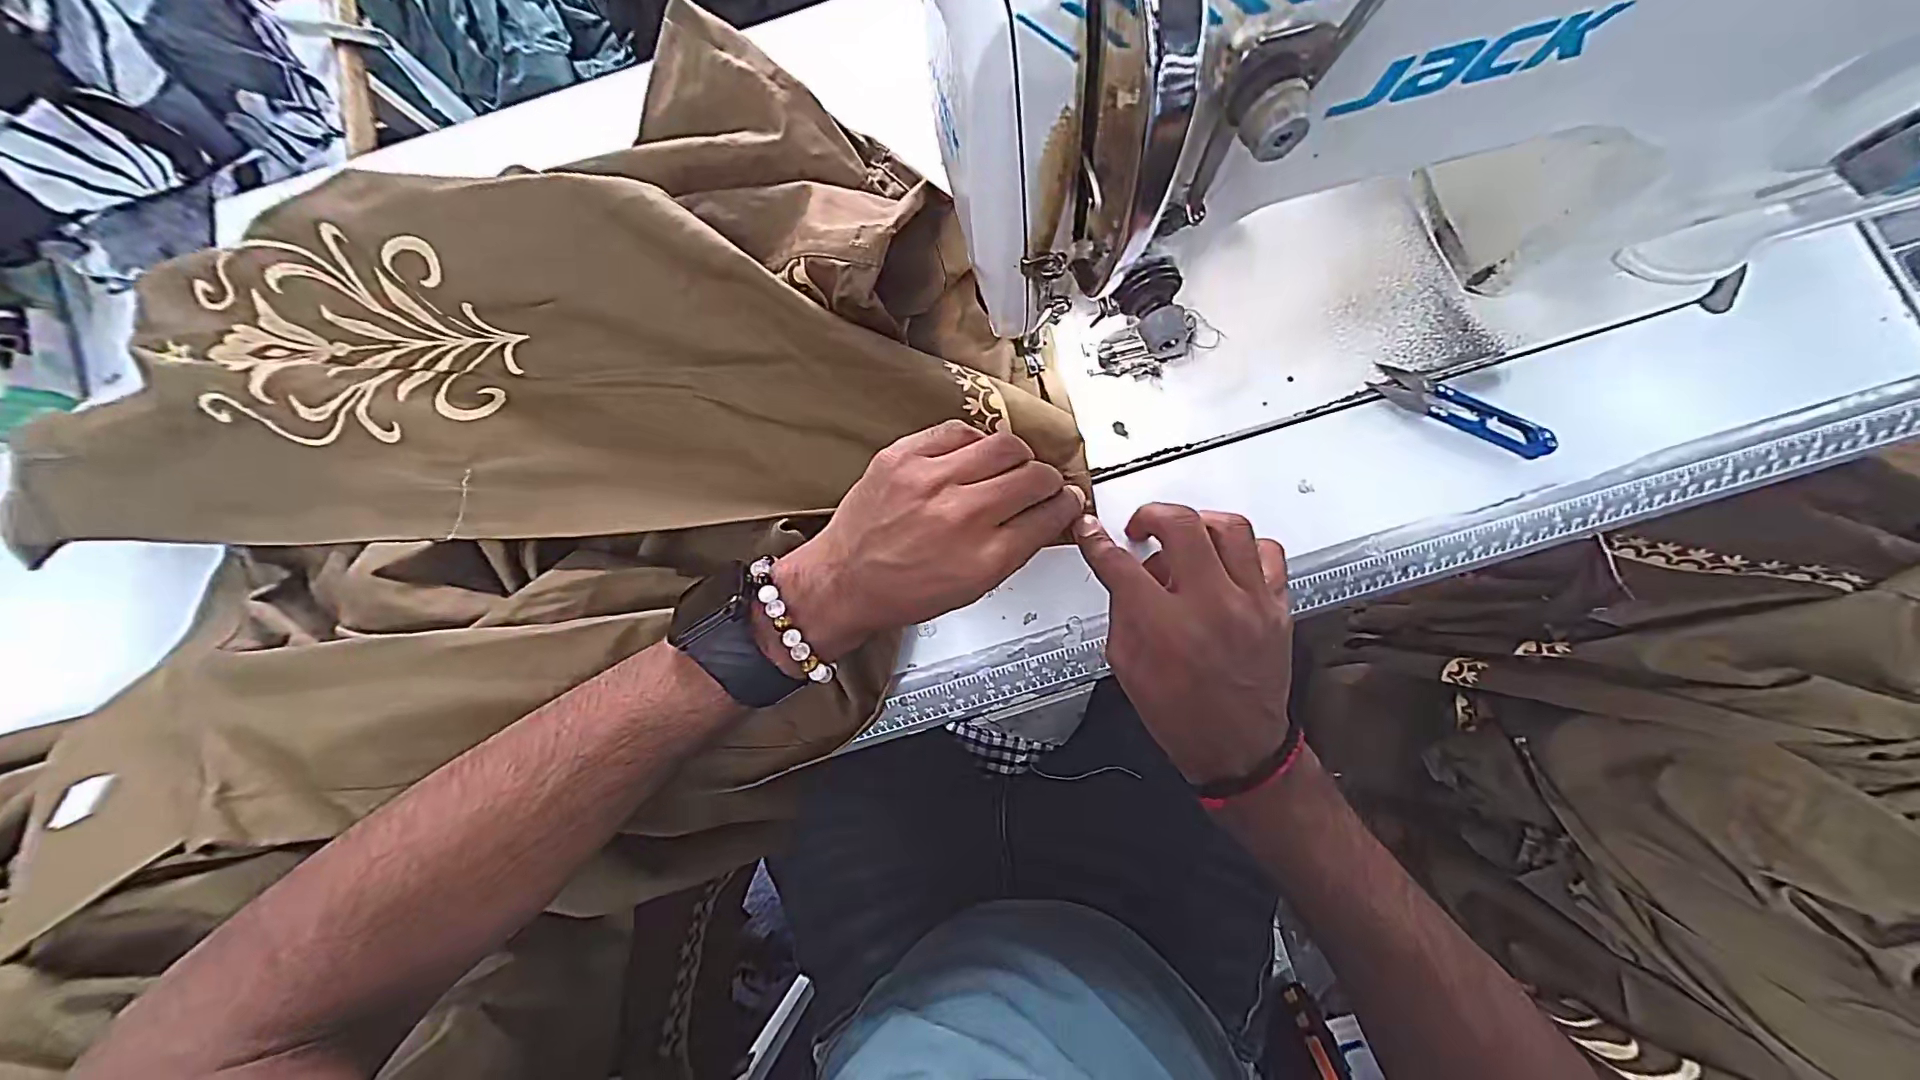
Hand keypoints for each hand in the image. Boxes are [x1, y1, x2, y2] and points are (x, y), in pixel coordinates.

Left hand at [767, 420, 1083, 664]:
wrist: (842, 580)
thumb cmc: (903, 591)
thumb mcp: (973, 586)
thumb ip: (1015, 548)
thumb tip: (1046, 517)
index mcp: (983, 558)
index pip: (1049, 516)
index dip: (1066, 505)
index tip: (1066, 500)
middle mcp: (960, 515)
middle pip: (1034, 476)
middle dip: (1048, 479)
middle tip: (1043, 483)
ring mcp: (929, 480)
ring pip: (1004, 445)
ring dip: (1017, 455)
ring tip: (1009, 467)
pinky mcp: (902, 457)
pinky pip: (959, 430)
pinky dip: (974, 442)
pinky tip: (972, 456)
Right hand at [1073, 503, 1293, 785]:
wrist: (1238, 748)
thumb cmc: (1183, 717)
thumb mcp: (1128, 666)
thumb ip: (1123, 612)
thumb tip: (1122, 575)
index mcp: (1164, 627)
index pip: (1120, 563)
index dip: (1096, 540)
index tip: (1091, 530)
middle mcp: (1211, 607)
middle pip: (1180, 525)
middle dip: (1150, 514)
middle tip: (1141, 526)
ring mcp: (1250, 604)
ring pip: (1228, 527)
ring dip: (1196, 523)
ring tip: (1183, 537)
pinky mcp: (1277, 608)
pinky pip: (1268, 552)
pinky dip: (1242, 546)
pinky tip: (1226, 558)